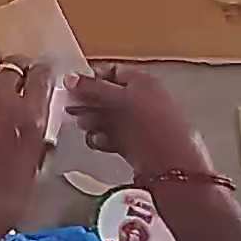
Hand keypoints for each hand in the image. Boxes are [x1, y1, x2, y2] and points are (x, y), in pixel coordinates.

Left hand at [0, 48, 53, 240]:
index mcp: (31, 117)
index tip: (42, 74)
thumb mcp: (32, 174)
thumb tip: (40, 142)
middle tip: (20, 72)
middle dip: (20, 66)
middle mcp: (5, 100)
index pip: (42, 76)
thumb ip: (36, 149)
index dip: (43, 72)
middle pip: (15, 64)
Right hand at [64, 66, 208, 177]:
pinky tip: (98, 141)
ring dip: (93, 120)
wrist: (172, 168)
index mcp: (144, 82)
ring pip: (108, 118)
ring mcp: (138, 125)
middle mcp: (142, 101)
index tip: (72, 86)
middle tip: (71, 108)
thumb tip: (69, 79)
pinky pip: (112, 137)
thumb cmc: (151, 124)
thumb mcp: (121, 99)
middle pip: (108, 96)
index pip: (112, 72)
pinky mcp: (134, 146)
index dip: (92, 78)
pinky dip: (102, 138)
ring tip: (84, 126)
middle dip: (89, 102)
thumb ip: (94, 88)